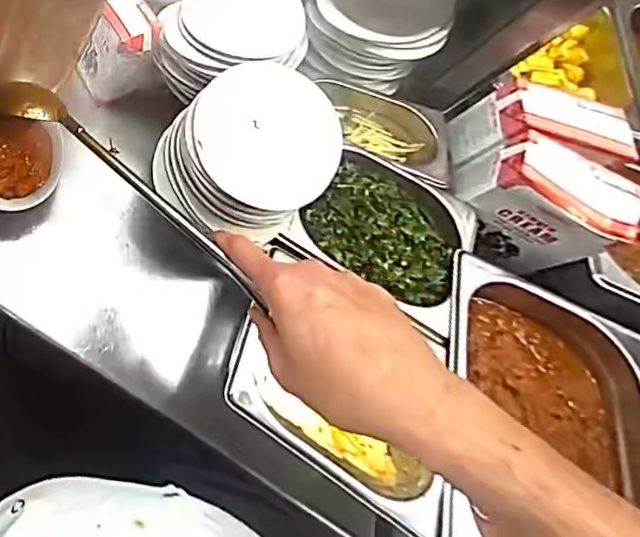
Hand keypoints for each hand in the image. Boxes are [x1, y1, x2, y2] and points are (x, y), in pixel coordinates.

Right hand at [216, 233, 460, 445]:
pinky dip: (343, 315)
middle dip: (280, 298)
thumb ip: (265, 335)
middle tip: (288, 335)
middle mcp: (314, 275)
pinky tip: (354, 348)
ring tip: (328, 350)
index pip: (243, 251)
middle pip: (282, 275)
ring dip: (313, 308)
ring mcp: (347, 281)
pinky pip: (345, 296)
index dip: (225, 242)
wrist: (419, 401)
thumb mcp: (286, 371)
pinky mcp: (376, 294)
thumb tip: (264, 322)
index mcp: (283, 287)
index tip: (219, 238)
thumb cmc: (354, 389)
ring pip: (315, 287)